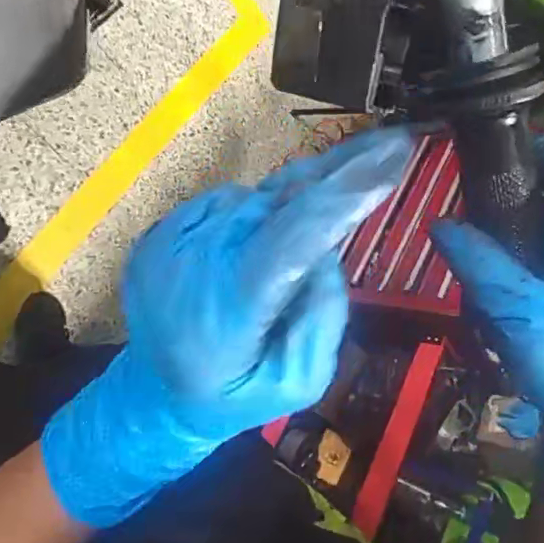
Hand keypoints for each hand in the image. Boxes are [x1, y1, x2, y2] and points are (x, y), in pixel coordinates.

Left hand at [41, 127, 415, 526]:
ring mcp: (169, 243)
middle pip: (279, 204)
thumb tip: (324, 253)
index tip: (391, 160)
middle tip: (389, 146)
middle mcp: (194, 264)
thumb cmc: (232, 396)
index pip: (292, 238)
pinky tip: (266, 236)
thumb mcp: (299, 381)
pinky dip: (258, 211)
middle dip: (337, 177)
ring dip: (294, 202)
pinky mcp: (159, 232)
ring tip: (322, 208)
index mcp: (231, 310)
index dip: (344, 197)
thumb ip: (323, 316)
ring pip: (256, 198)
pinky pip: (226, 202)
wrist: (152, 395)